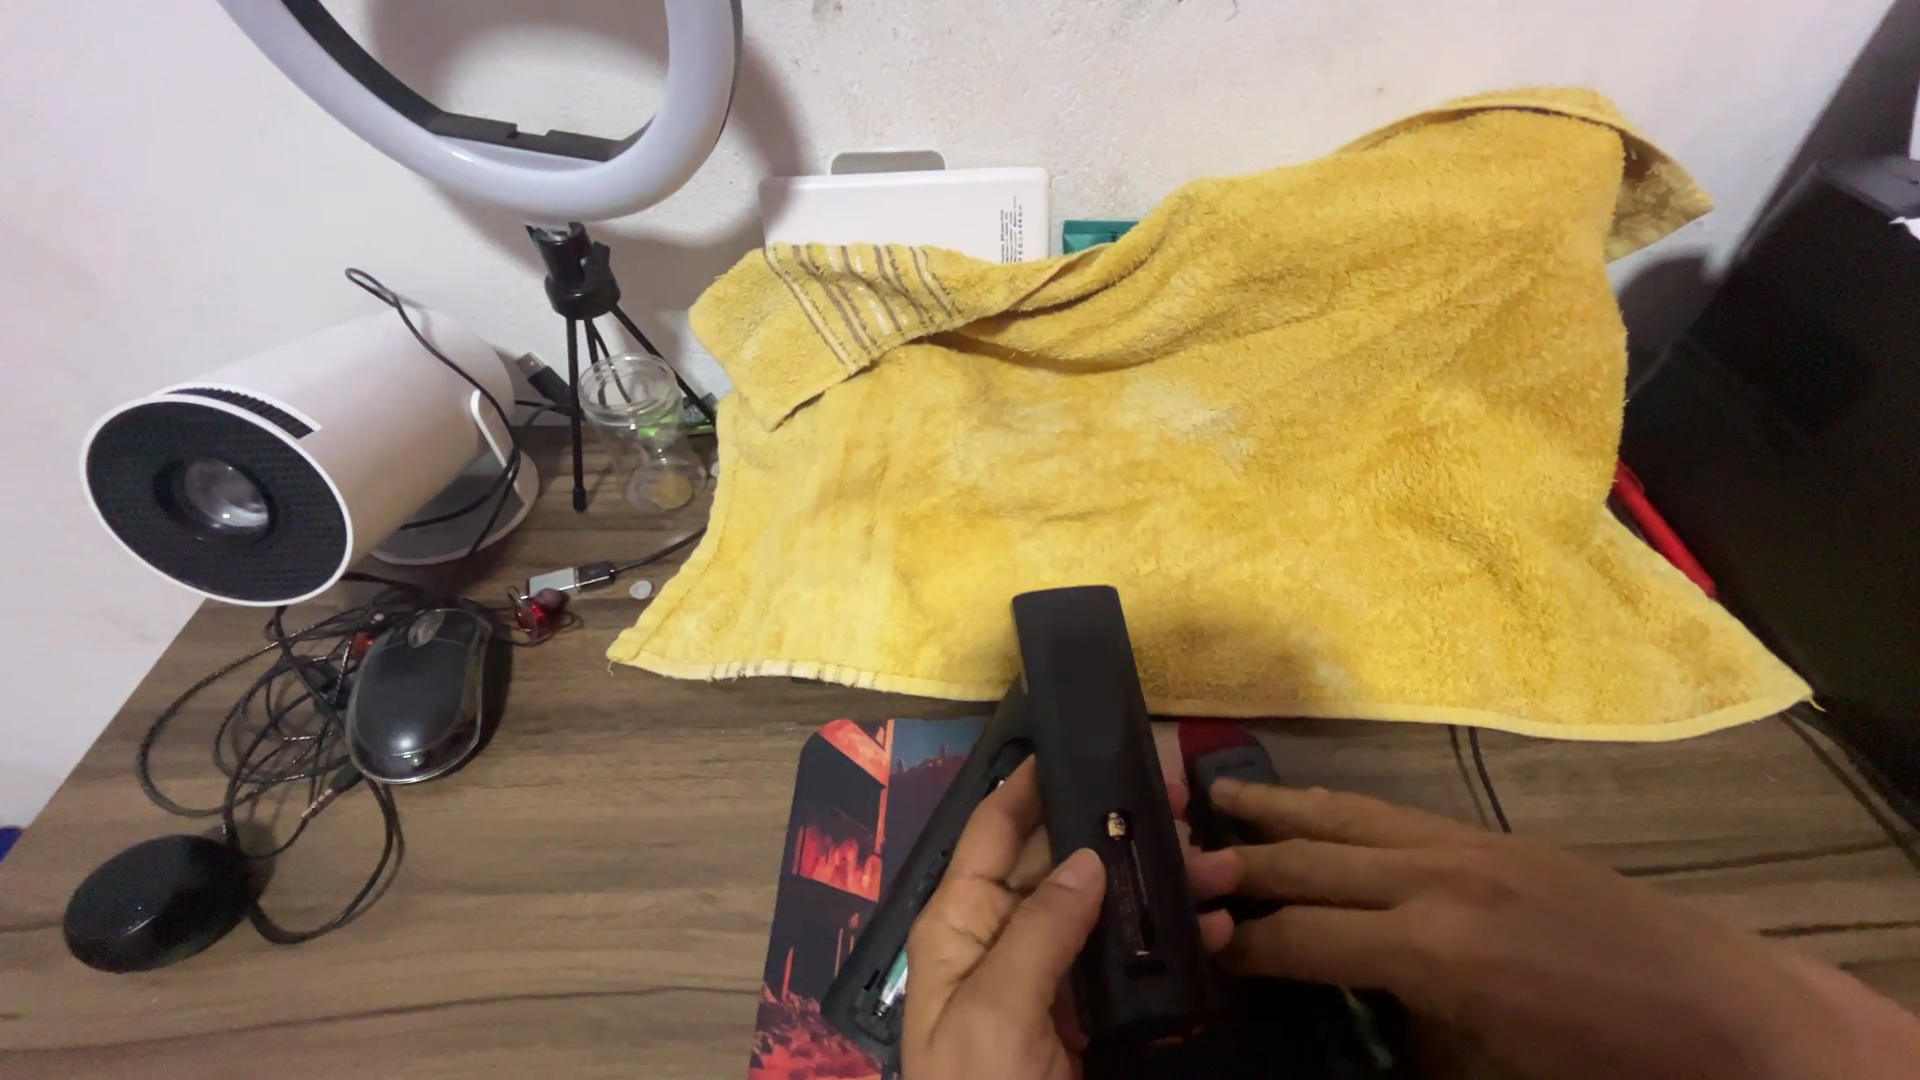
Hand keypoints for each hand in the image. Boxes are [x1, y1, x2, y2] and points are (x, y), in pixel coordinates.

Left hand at [901, 759, 1238, 1079]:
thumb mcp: (994, 1015)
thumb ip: (1038, 929)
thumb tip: (1087, 856)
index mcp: (962, 921)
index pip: (992, 830)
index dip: (1028, 784)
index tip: (1077, 745)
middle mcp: (1003, 934)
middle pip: (1059, 861)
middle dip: (1116, 830)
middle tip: (1181, 802)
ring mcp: (1048, 975)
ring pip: (1103, 906)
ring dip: (1158, 883)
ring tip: (1219, 865)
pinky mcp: (1087, 1016)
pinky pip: (1126, 961)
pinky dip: (1169, 942)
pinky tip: (1215, 928)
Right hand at [1210, 779, 1919, 1079]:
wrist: (1742, 1022)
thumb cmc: (1609, 1068)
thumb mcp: (1488, 1071)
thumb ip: (1397, 1024)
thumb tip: (1333, 999)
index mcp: (1431, 951)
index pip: (1304, 935)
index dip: (1245, 944)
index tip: (1202, 944)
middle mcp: (1430, 878)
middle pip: (1306, 860)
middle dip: (1236, 863)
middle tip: (1180, 860)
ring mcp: (1458, 844)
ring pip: (1339, 814)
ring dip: (1273, 807)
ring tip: (1218, 793)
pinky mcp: (1482, 833)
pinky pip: (1384, 810)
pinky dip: (1330, 805)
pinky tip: (1306, 804)